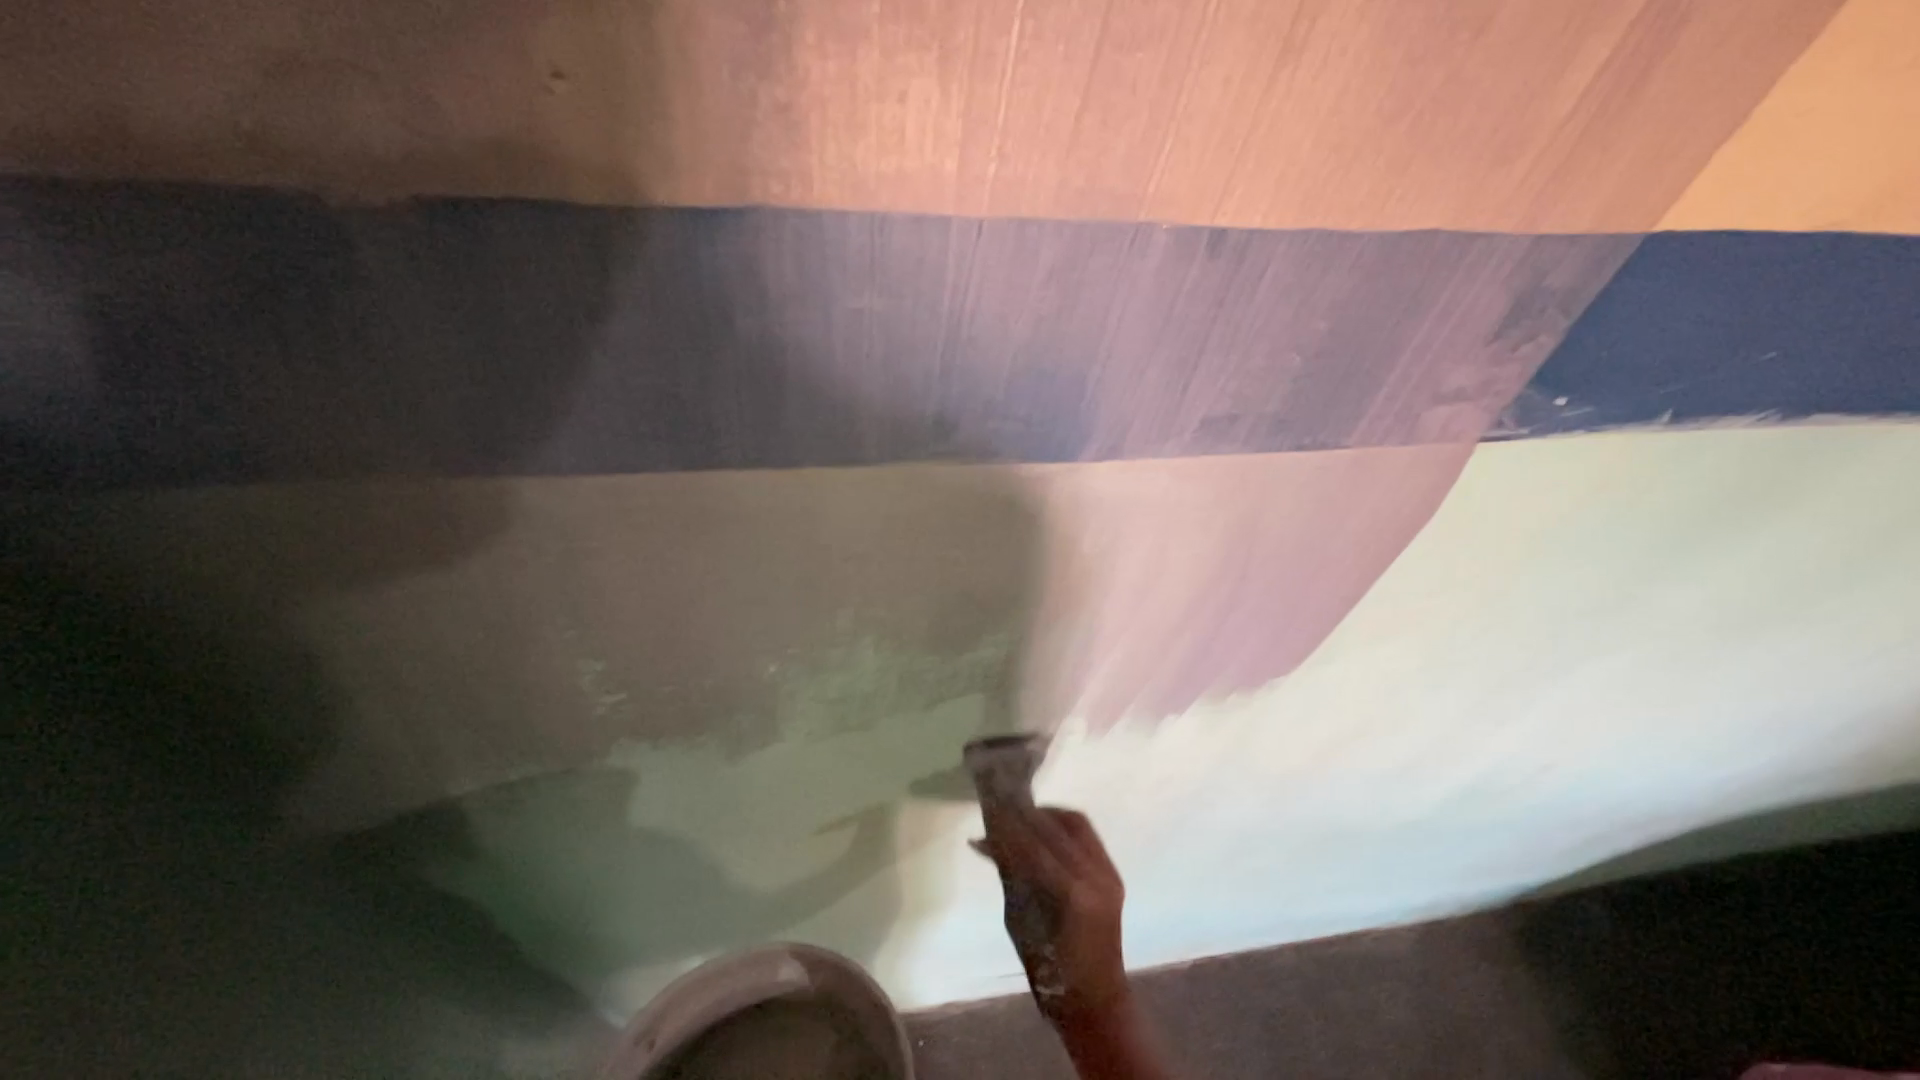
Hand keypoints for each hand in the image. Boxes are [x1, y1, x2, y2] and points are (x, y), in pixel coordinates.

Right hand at [974, 806, 1129, 1022]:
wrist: (1096, 998)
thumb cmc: (1049, 970)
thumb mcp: (1019, 921)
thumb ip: (1009, 875)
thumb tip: (984, 840)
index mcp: (1071, 895)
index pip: (1033, 844)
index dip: (1008, 823)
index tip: (987, 806)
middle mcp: (1095, 877)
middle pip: (1056, 827)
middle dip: (1025, 813)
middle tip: (1000, 804)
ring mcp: (1108, 874)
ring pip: (1076, 824)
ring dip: (1046, 814)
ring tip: (1021, 814)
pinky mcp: (1113, 874)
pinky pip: (1086, 836)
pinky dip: (1062, 826)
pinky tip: (1042, 829)